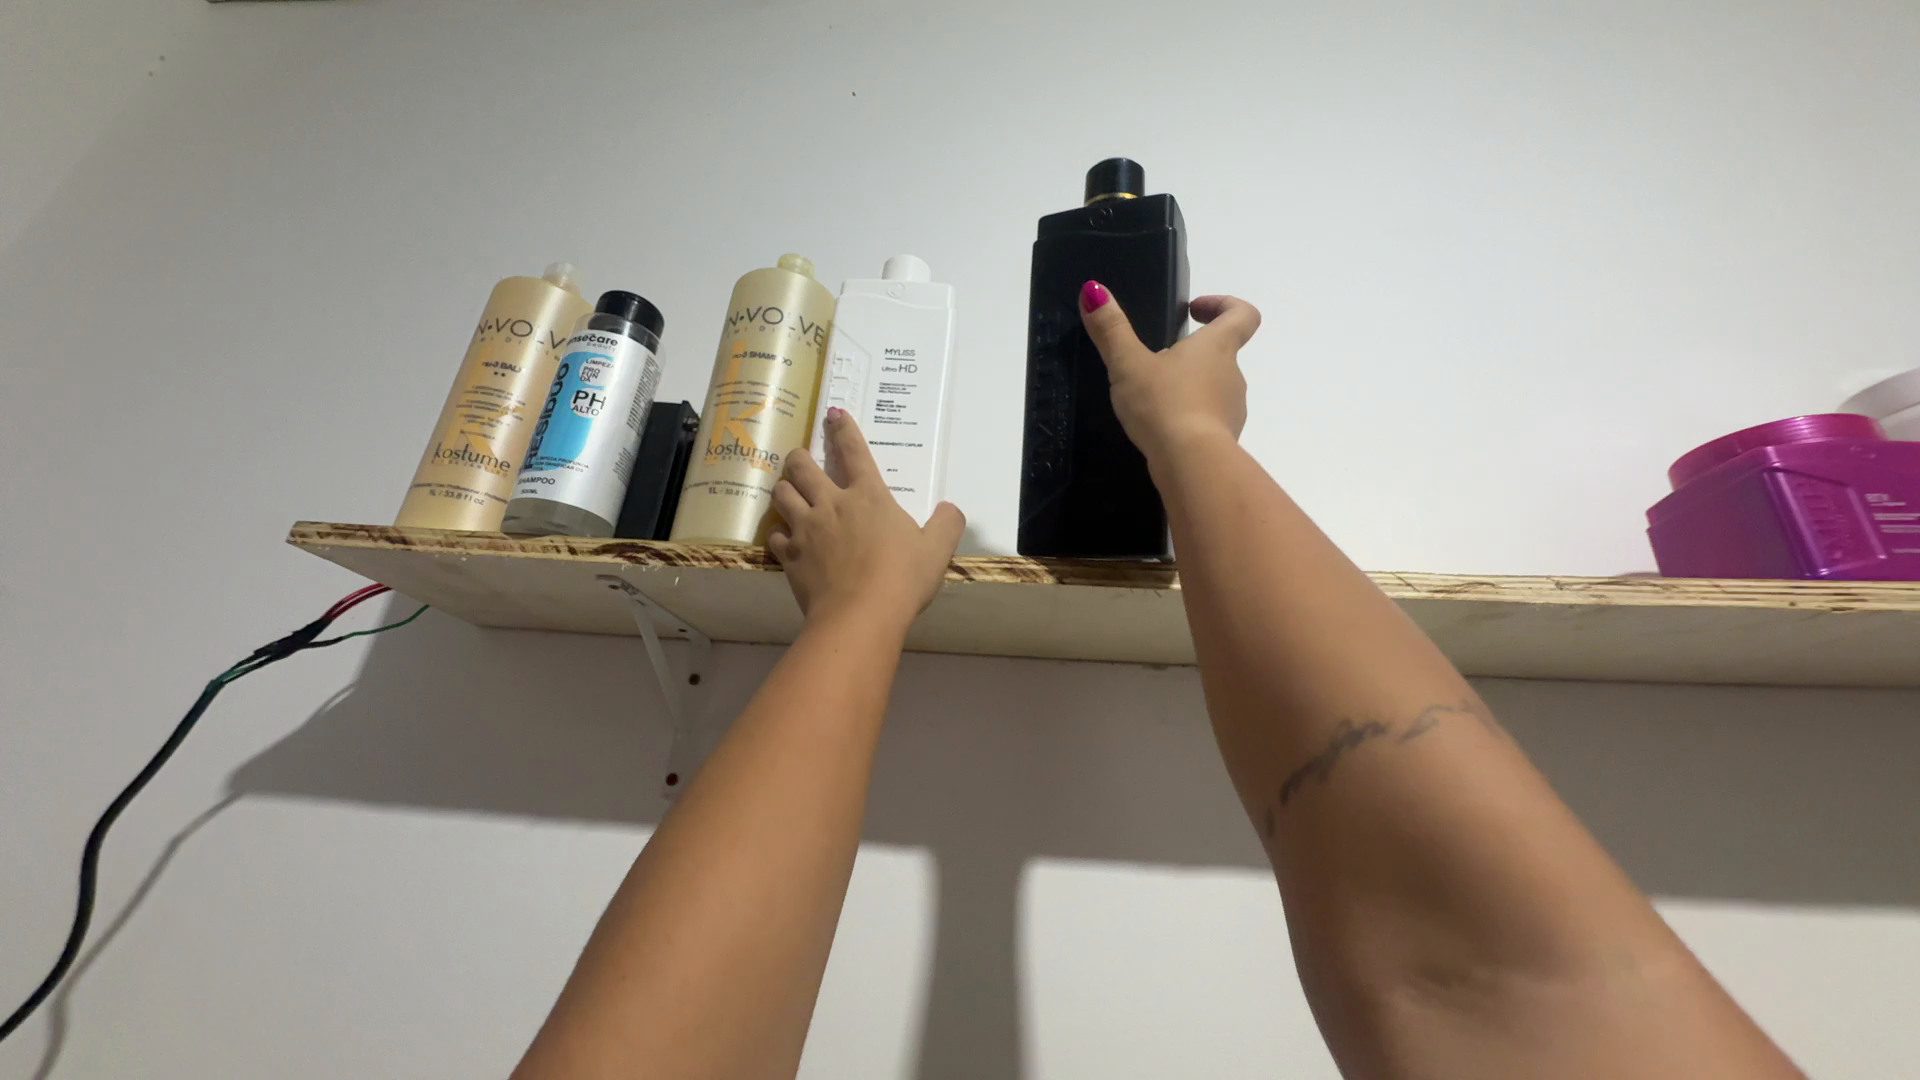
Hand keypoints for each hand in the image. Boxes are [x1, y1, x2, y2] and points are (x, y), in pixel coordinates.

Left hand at [769, 408, 965, 631]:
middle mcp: (831, 504)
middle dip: (798, 457)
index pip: (854, 451)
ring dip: (783, 489)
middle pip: (801, 466)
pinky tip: (787, 539)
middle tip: (800, 461)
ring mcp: (806, 529)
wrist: (861, 616)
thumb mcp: (937, 550)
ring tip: (789, 493)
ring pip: (780, 494)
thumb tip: (950, 509)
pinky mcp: (789, 556)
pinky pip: (775, 535)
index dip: (844, 429)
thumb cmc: (902, 579)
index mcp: (868, 496)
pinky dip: (779, 533)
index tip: (834, 414)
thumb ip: (946, 524)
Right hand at [1077, 281, 1261, 463]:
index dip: (1224, 305)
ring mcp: (1232, 410)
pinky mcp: (1224, 440)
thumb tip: (1092, 290)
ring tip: (1154, 399)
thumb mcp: (1128, 365)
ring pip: (1215, 389)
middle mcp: (1232, 375)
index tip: (1195, 311)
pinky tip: (1163, 430)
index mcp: (1217, 347)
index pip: (1243, 314)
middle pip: (1223, 353)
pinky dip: (1189, 419)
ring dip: (1190, 387)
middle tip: (1158, 360)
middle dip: (1193, 353)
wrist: (1190, 464)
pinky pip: (1209, 421)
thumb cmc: (1163, 404)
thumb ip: (1111, 330)